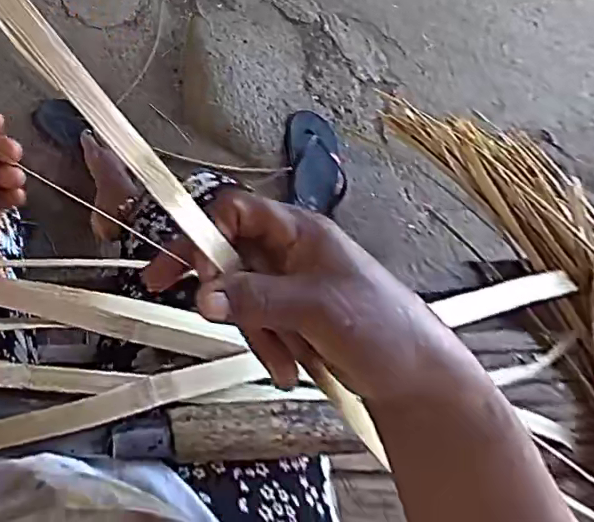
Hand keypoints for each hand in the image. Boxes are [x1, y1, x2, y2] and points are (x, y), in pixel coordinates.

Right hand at [141, 188, 460, 401]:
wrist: (421, 382)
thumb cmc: (388, 327)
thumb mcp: (317, 308)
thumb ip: (257, 298)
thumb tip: (205, 293)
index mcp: (296, 229)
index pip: (233, 211)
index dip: (205, 232)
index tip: (187, 263)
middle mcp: (286, 250)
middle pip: (228, 253)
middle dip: (217, 286)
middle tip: (172, 291)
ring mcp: (287, 282)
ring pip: (238, 292)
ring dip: (250, 328)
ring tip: (280, 358)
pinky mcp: (288, 313)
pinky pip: (254, 319)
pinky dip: (263, 343)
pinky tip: (287, 364)